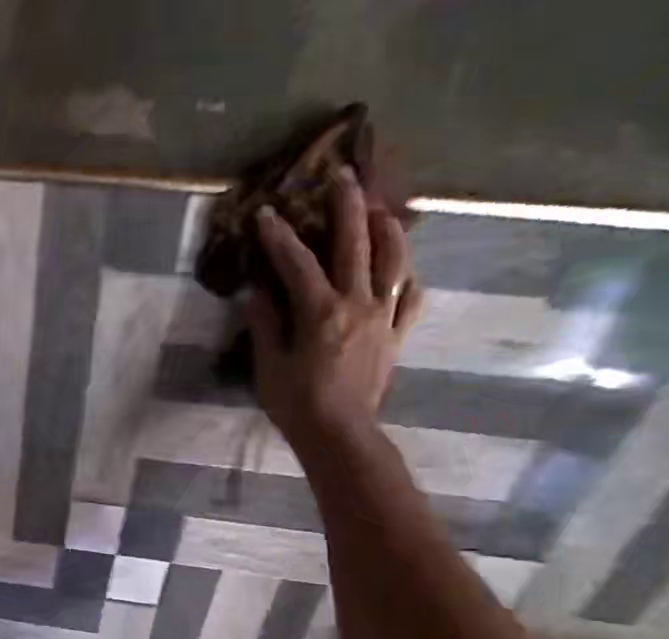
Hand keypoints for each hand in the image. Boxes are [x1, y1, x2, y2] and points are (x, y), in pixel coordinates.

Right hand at [244, 166, 424, 442]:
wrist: (340, 435)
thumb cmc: (297, 403)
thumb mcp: (269, 366)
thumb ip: (265, 325)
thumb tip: (256, 292)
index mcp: (320, 311)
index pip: (297, 262)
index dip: (279, 236)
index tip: (266, 212)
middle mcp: (358, 303)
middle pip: (357, 244)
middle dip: (348, 206)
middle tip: (344, 175)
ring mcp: (384, 317)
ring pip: (395, 261)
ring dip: (389, 230)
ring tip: (382, 211)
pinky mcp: (396, 336)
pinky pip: (412, 299)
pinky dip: (409, 280)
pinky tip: (404, 273)